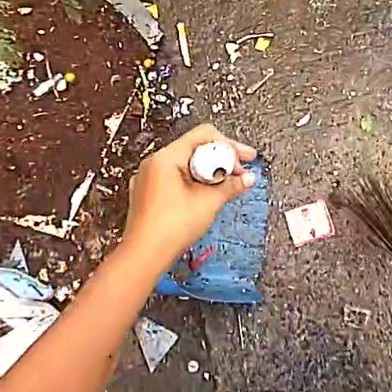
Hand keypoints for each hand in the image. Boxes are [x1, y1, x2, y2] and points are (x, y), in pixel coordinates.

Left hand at [118, 124, 256, 265]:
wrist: (144, 255)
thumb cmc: (171, 228)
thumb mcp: (208, 203)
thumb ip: (230, 186)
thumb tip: (248, 179)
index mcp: (166, 158)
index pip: (202, 136)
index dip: (228, 145)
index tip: (245, 159)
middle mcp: (153, 163)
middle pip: (193, 149)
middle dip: (220, 160)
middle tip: (241, 173)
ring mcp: (147, 178)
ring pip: (184, 165)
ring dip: (207, 172)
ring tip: (226, 186)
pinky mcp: (146, 193)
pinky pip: (172, 178)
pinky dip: (191, 182)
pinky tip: (204, 196)